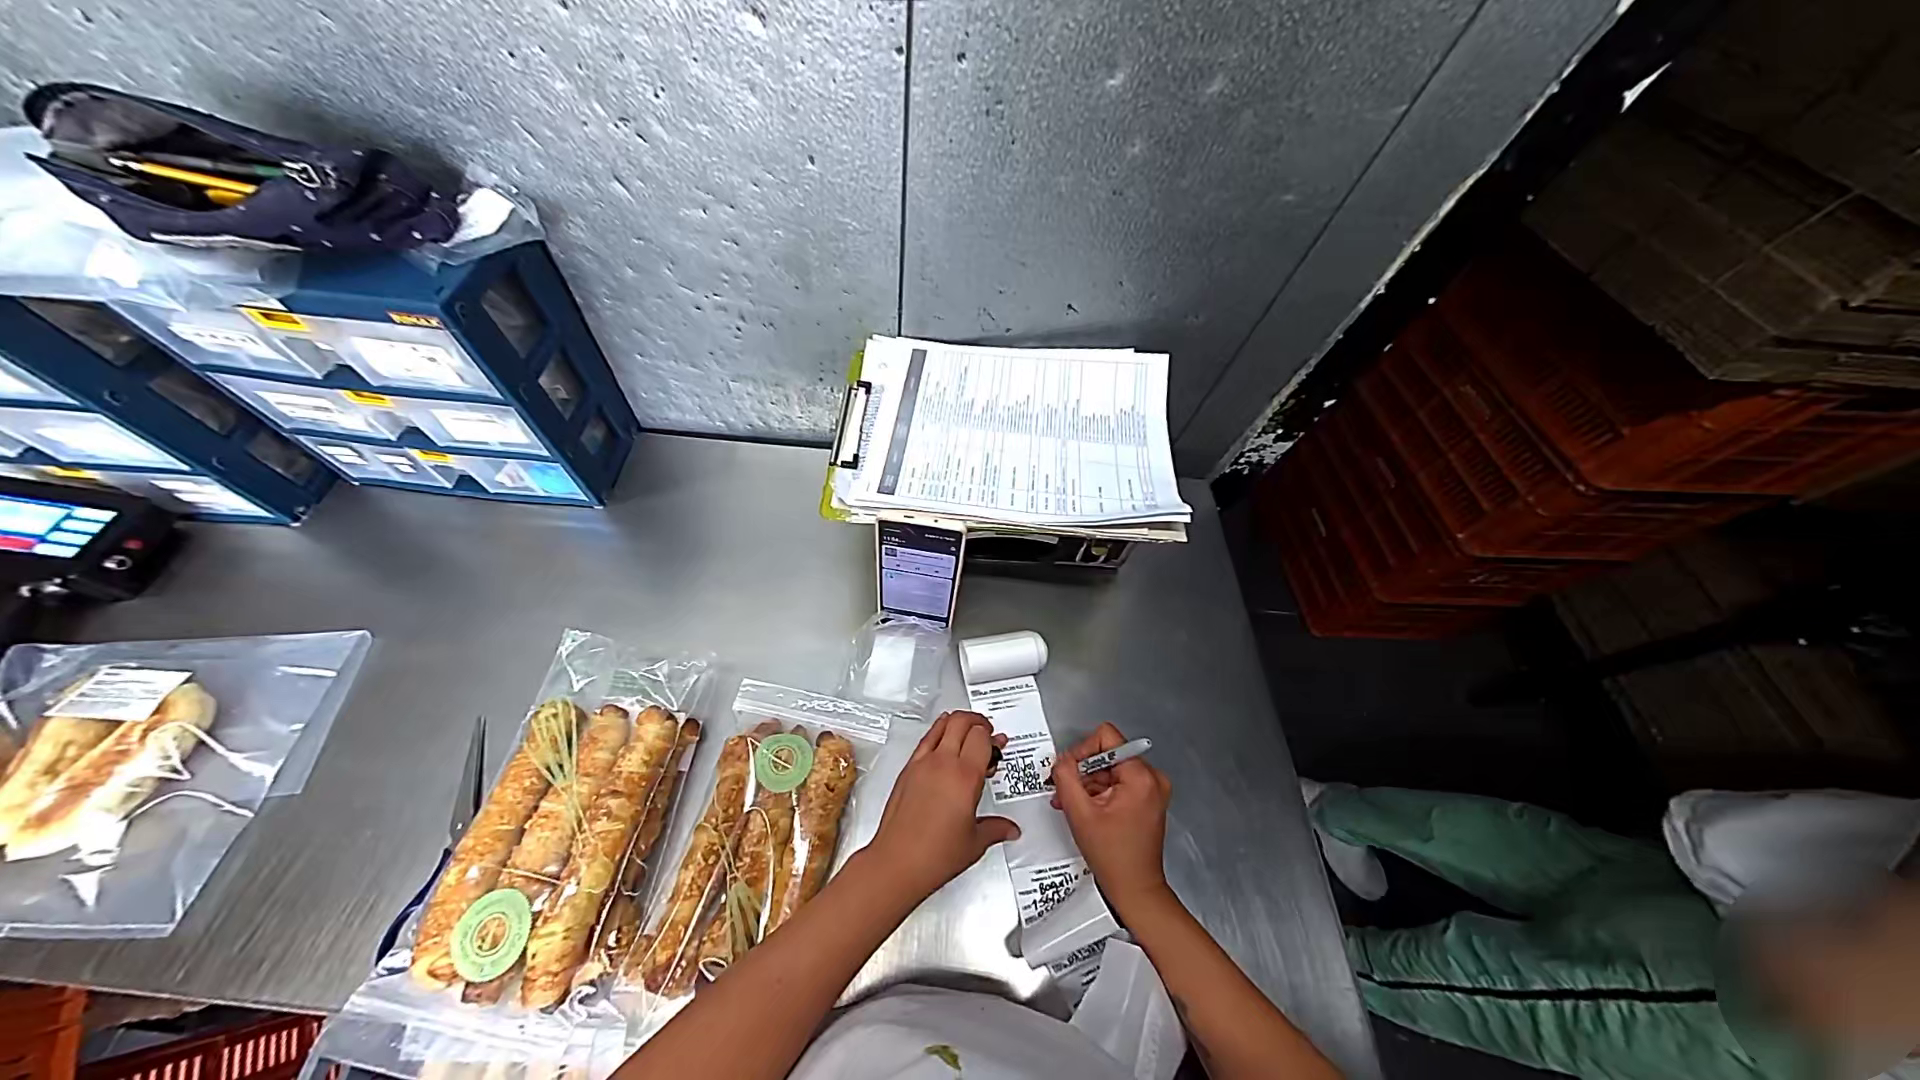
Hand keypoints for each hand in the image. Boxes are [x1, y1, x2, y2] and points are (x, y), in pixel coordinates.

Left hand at [866, 711, 1019, 901]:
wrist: (897, 862)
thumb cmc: (932, 855)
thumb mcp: (975, 842)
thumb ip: (996, 828)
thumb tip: (1009, 828)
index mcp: (965, 777)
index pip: (982, 737)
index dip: (993, 738)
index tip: (998, 746)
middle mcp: (942, 764)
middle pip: (962, 722)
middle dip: (978, 722)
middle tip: (987, 731)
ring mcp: (922, 765)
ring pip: (942, 725)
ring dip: (957, 721)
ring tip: (967, 728)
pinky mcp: (908, 770)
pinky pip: (925, 739)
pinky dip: (937, 732)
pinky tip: (941, 739)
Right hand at [1052, 722, 1171, 910]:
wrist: (1134, 888)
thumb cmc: (1113, 857)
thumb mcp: (1079, 811)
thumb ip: (1066, 776)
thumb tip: (1061, 759)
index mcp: (1141, 777)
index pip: (1106, 737)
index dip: (1082, 751)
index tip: (1071, 772)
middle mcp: (1152, 777)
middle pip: (1107, 753)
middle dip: (1083, 772)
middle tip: (1067, 792)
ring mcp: (1152, 788)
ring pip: (1109, 768)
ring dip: (1088, 784)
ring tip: (1073, 804)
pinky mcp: (1147, 798)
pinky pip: (1117, 781)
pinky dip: (1099, 791)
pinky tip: (1086, 808)